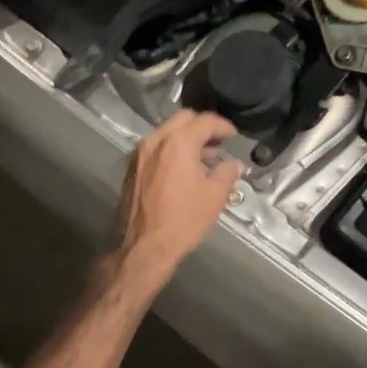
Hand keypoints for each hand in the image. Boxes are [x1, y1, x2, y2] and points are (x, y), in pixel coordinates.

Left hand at [110, 109, 243, 279]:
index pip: (205, 121)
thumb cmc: (183, 220)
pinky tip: (183, 169)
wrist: (143, 247)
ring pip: (167, 132)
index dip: (223, 125)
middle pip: (183, 120)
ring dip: (187, 138)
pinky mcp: (132, 168)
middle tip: (219, 142)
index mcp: (178, 143)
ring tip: (204, 157)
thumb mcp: (214, 196)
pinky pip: (156, 147)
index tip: (234, 135)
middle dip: (203, 126)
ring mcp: (140, 153)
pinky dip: (172, 149)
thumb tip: (234, 164)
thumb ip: (227, 173)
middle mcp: (156, 141)